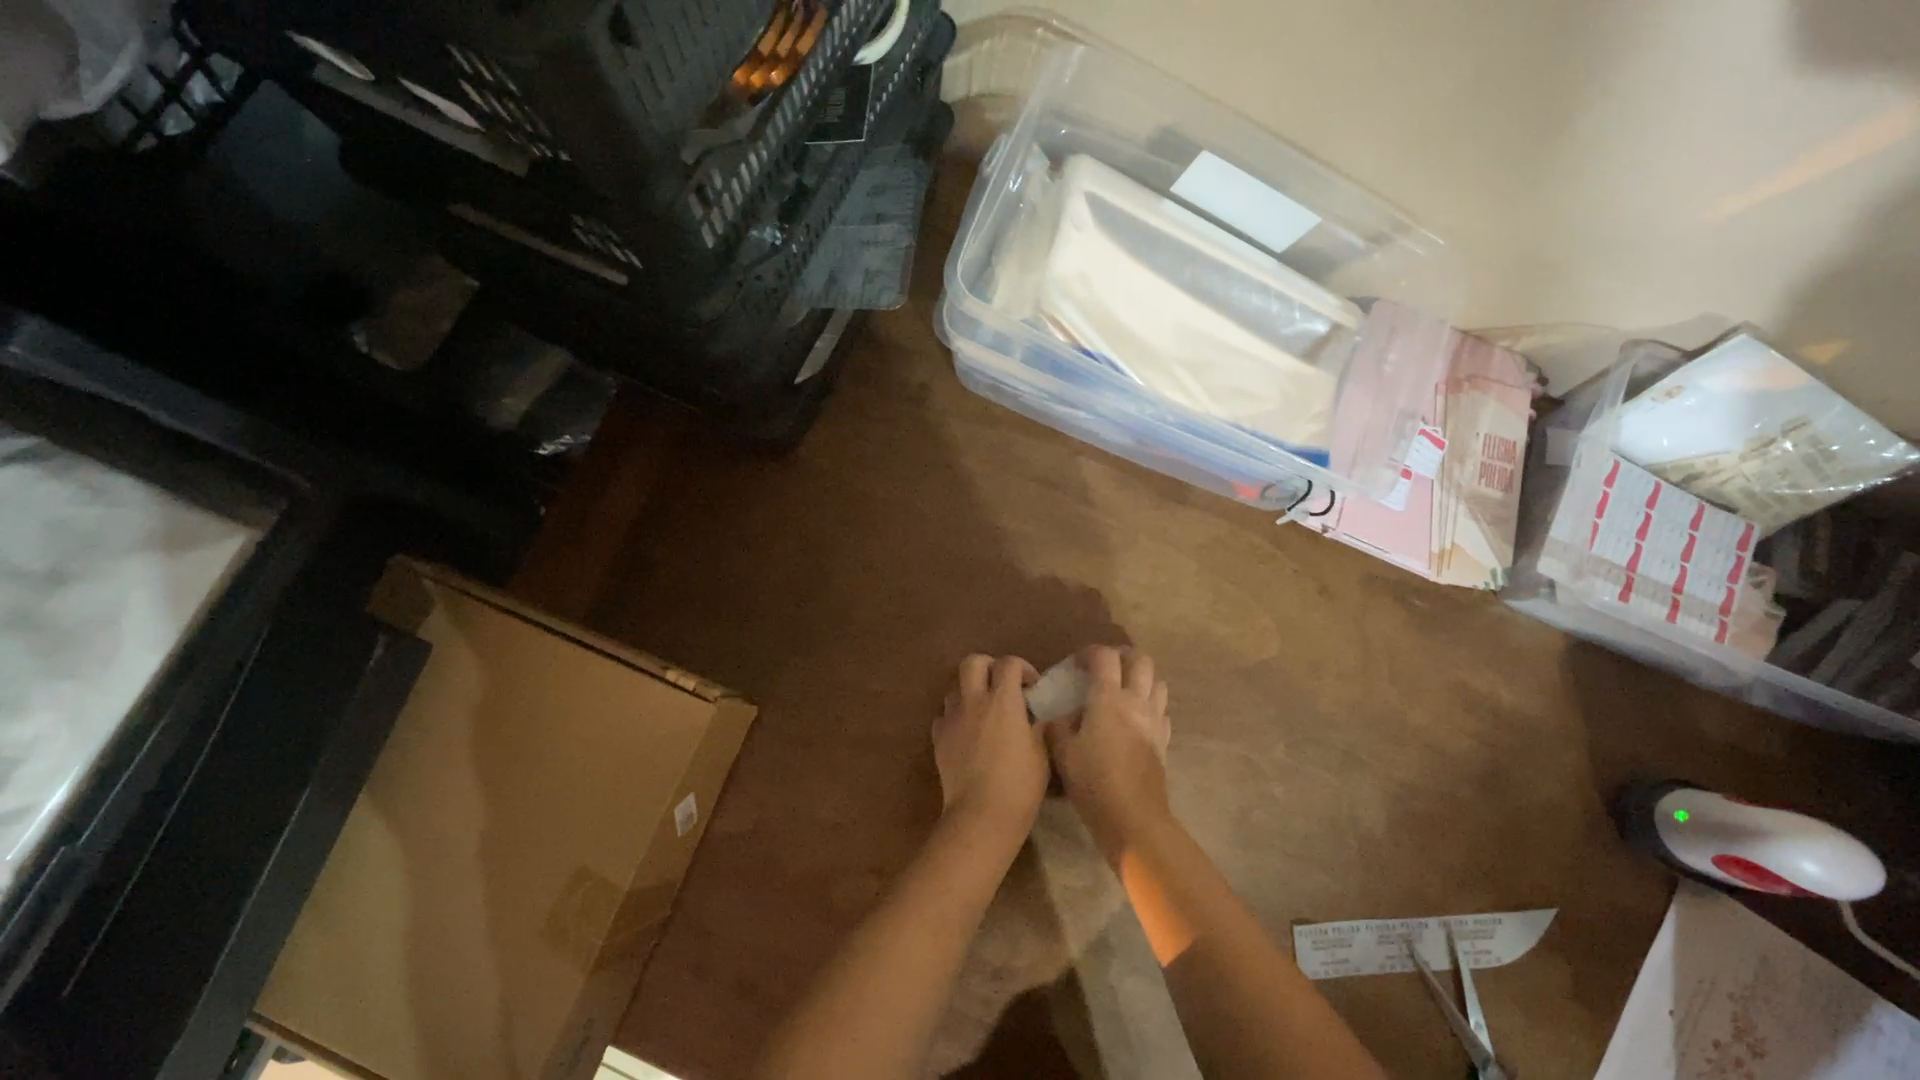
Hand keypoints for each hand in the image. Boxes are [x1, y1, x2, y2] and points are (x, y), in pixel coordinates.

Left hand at [932, 654, 1047, 840]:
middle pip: (972, 662)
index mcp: (1003, 701)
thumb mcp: (1041, 752)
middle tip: (1002, 685)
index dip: (1022, 668)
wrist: (981, 814)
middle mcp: (974, 701)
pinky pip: (943, 716)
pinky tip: (966, 733)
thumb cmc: (1020, 784)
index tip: (1031, 687)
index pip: (1009, 664)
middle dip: (988, 666)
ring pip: (954, 687)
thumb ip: (1038, 726)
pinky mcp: (938, 739)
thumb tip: (1037, 716)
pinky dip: (955, 717)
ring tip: (983, 710)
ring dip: (969, 691)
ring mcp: (952, 719)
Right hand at [1041, 646, 1171, 858]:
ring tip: (1123, 691)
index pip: (1104, 657)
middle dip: (1123, 657)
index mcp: (1109, 698)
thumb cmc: (1093, 781)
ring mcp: (1155, 721)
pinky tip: (1136, 720)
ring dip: (1141, 679)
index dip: (1089, 652)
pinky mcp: (1164, 741)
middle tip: (1105, 669)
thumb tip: (1061, 717)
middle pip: (1141, 660)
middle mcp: (1136, 702)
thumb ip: (1058, 727)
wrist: (1133, 817)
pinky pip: (1162, 711)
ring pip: (1157, 682)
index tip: (1075, 663)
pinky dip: (1150, 706)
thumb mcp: (1063, 753)